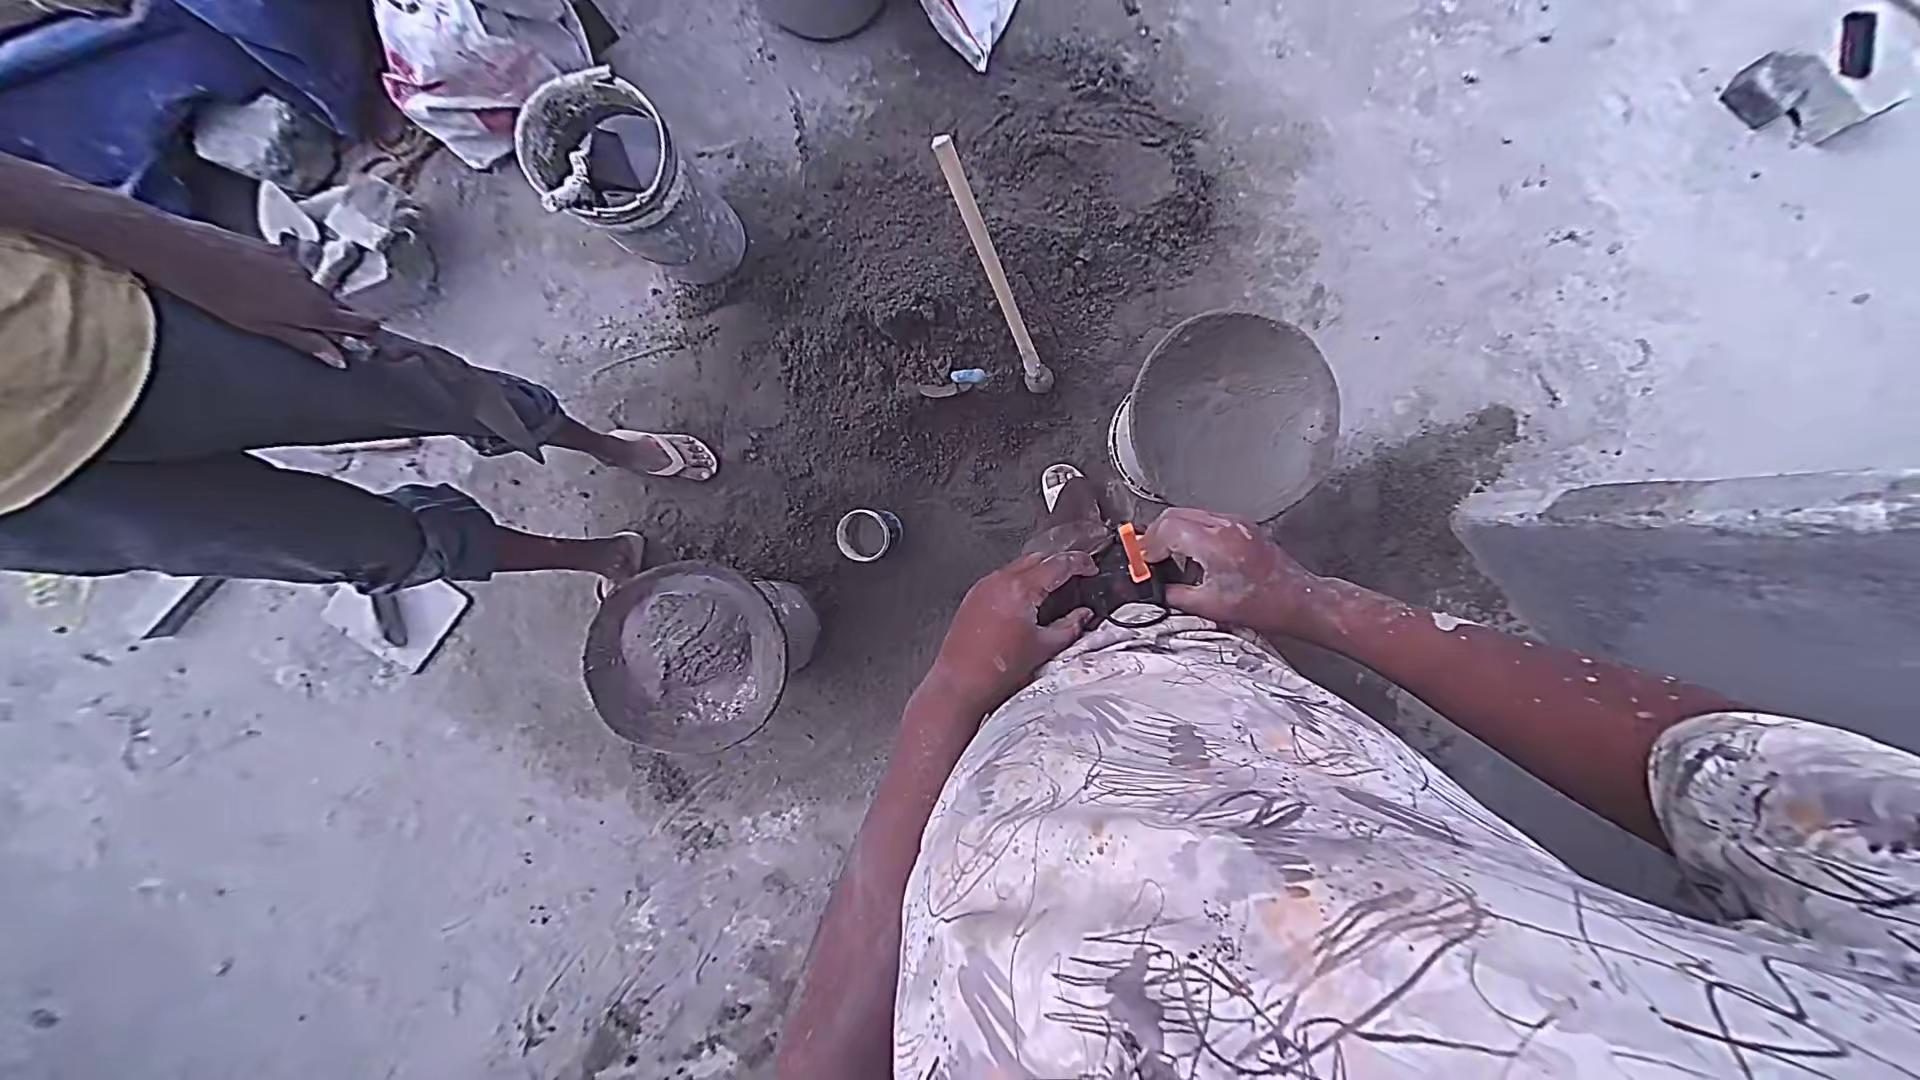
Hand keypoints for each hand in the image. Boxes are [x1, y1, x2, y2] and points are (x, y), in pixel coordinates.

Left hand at [151, 226, 380, 366]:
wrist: (174, 247)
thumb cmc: (214, 293)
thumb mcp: (261, 327)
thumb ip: (305, 341)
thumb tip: (338, 359)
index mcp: (317, 311)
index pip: (365, 324)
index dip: (366, 332)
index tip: (360, 337)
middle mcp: (316, 287)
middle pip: (338, 306)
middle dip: (327, 314)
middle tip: (299, 321)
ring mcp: (297, 265)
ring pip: (313, 287)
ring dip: (301, 295)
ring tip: (266, 298)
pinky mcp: (277, 249)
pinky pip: (293, 269)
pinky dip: (282, 277)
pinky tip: (254, 279)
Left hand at [928, 551, 1097, 713]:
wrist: (960, 682)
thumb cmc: (997, 670)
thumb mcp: (1044, 647)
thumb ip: (1069, 626)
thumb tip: (1083, 615)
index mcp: (1020, 589)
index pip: (1057, 564)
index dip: (1079, 562)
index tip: (1090, 567)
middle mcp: (1000, 581)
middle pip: (1037, 559)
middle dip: (1058, 564)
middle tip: (1074, 578)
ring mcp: (984, 586)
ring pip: (1018, 566)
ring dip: (1037, 572)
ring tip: (1052, 591)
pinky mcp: (973, 596)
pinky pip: (1001, 579)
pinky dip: (1018, 583)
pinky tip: (1026, 602)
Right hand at [1141, 508, 1322, 635]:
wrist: (1299, 600)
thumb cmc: (1265, 605)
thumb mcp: (1210, 606)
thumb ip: (1176, 595)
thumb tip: (1158, 588)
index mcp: (1216, 544)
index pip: (1166, 529)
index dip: (1148, 545)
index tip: (1142, 560)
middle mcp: (1226, 526)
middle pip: (1173, 515)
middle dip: (1154, 535)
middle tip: (1147, 556)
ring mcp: (1235, 523)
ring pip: (1188, 514)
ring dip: (1170, 532)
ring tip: (1167, 556)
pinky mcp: (1241, 526)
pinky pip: (1204, 519)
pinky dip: (1188, 532)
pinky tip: (1190, 555)